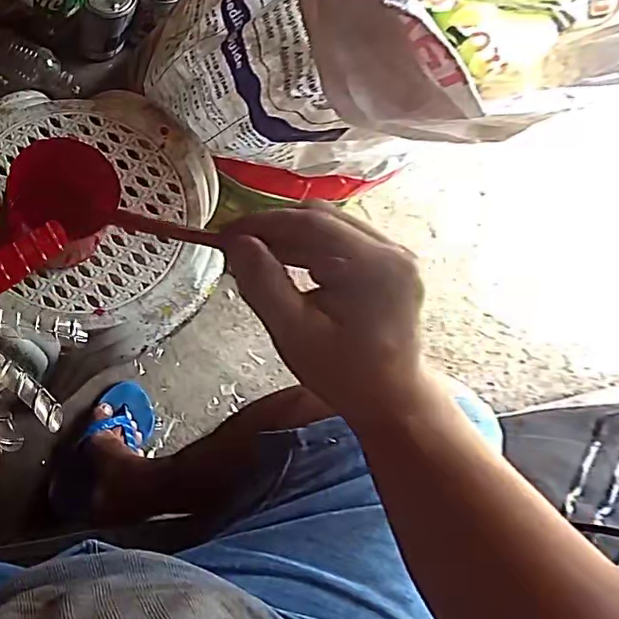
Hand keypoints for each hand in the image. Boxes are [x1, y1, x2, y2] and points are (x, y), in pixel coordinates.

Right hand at [221, 206, 432, 425]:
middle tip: (234, 244)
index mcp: (373, 266)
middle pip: (321, 218)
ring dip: (288, 235)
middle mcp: (391, 251)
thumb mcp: (292, 331)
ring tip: (253, 254)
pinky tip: (282, 261)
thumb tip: (236, 243)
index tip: (225, 233)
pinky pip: (340, 240)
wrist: (391, 400)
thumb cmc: (342, 373)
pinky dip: (306, 246)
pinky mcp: (388, 264)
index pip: (310, 223)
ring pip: (329, 225)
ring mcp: (394, 255)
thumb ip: (262, 282)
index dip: (261, 223)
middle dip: (273, 226)